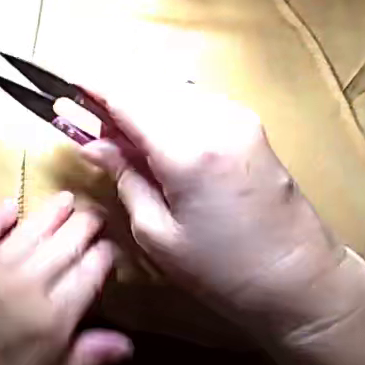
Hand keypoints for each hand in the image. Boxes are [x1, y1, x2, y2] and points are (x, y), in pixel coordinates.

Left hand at [0, 195, 132, 364]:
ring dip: (52, 212)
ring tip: (68, 199)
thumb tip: (125, 340)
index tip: (113, 249)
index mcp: (51, 323)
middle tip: (98, 214)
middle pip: (64, 245)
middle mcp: (25, 286)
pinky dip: (0, 215)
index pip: (90, 276)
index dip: (105, 258)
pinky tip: (12, 205)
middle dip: (85, 227)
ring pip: (30, 230)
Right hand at [77, 81, 364, 348]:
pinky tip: (152, 134)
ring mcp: (237, 116)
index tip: (64, 88)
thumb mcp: (156, 232)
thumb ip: (124, 176)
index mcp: (188, 149)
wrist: (299, 279)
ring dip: (139, 100)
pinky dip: (165, 106)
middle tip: (84, 121)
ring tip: (116, 133)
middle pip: (149, 85)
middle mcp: (215, 119)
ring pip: (172, 88)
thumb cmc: (220, 269)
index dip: (93, 88)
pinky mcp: (249, 123)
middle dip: (113, 95)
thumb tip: (93, 143)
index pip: (128, 97)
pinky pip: (194, 99)